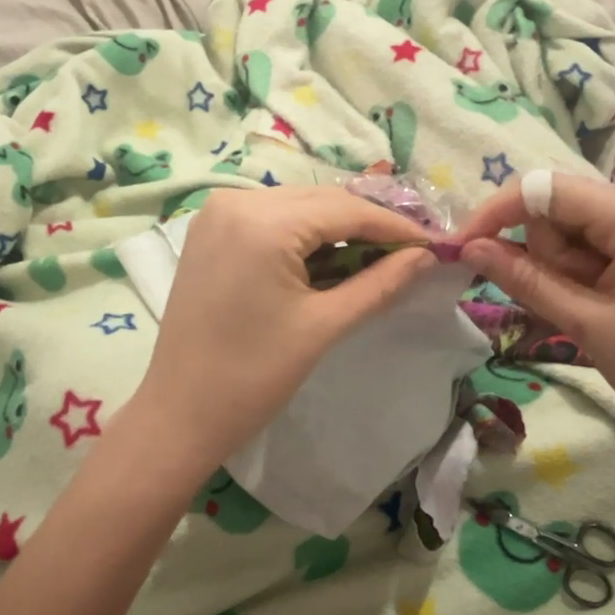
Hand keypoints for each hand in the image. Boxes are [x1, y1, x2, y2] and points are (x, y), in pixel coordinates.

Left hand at [125, 187, 436, 471]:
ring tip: (377, 258)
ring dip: (336, 228)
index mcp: (263, 221)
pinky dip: (301, 234)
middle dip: (367, 224)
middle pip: (321, 201)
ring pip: (296, 206)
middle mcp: (236, 201)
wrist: (179, 413)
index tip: (435, 243)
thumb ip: (379, 284)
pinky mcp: (208, 232)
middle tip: (411, 252)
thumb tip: (427, 257)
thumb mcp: (324, 326)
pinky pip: (269, 218)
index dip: (395, 226)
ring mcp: (216, 213)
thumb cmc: (253, 376)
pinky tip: (328, 259)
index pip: (346, 210)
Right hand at [453, 175, 614, 451]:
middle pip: (557, 208)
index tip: (460, 247)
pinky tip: (594, 303)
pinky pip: (590, 241)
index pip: (546, 189)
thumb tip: (469, 248)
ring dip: (561, 268)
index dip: (497, 212)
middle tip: (570, 304)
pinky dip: (577, 271)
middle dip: (543, 253)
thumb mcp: (586, 323)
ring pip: (568, 227)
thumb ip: (525, 278)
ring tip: (590, 312)